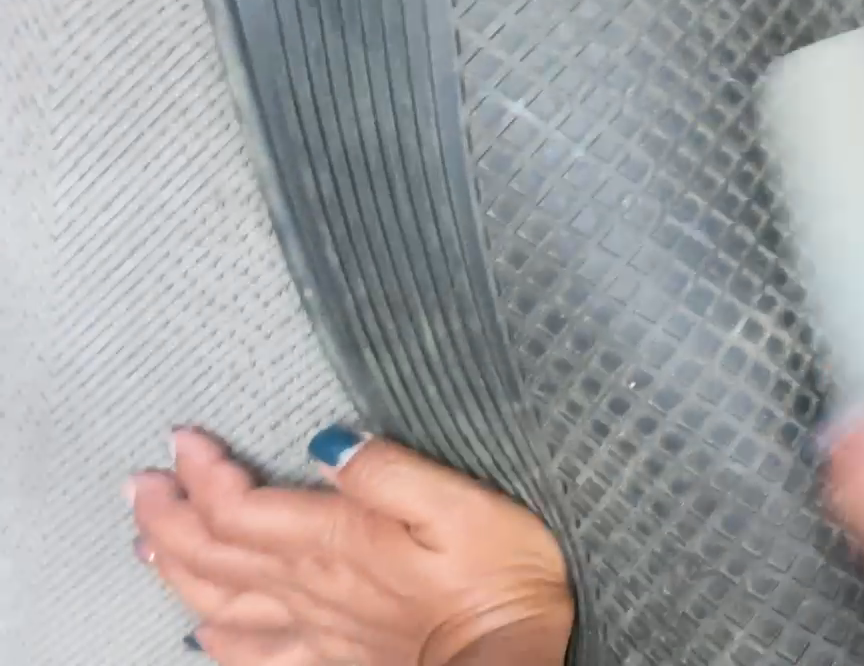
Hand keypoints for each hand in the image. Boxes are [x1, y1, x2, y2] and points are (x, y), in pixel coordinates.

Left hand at [130, 426, 572, 665]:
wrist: (506, 651)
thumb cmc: (495, 566)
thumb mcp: (459, 503)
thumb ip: (391, 473)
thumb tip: (331, 442)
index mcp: (336, 541)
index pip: (240, 507)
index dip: (204, 472)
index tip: (184, 436)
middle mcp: (308, 584)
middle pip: (213, 553)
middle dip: (168, 514)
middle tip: (140, 479)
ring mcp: (313, 626)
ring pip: (215, 599)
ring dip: (173, 566)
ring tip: (146, 539)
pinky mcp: (330, 653)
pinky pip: (250, 652)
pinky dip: (212, 637)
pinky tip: (200, 629)